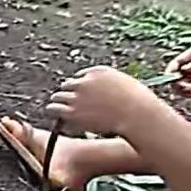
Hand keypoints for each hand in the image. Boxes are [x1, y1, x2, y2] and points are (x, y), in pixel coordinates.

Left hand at [44, 66, 165, 137]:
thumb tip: (99, 94)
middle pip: (66, 85)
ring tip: (59, 111)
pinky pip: (54, 109)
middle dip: (67, 94)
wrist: (136, 115)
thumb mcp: (124, 84)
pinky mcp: (72, 112)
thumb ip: (107, 85)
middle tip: (69, 105)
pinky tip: (58, 118)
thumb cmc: (136, 103)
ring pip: (56, 97)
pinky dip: (54, 113)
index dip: (79, 87)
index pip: (80, 76)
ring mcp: (77, 96)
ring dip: (58, 103)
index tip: (81, 96)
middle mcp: (85, 82)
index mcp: (98, 72)